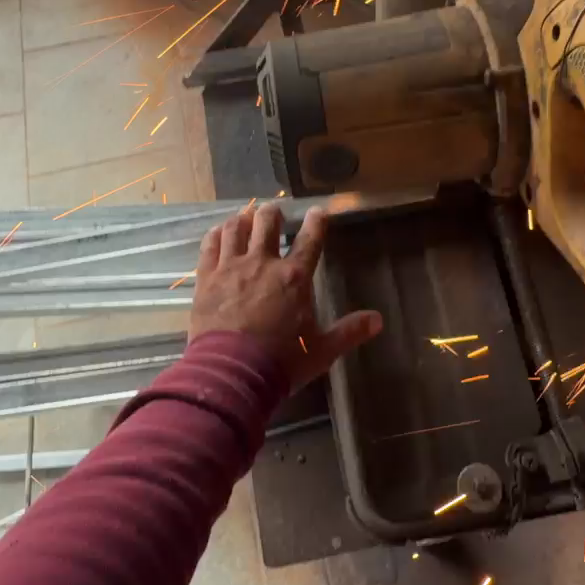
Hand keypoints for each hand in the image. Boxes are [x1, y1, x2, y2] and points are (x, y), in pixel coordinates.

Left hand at [189, 203, 383, 391]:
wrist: (231, 373)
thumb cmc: (282, 361)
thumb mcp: (322, 350)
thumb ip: (350, 331)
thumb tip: (378, 319)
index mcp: (295, 277)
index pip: (310, 239)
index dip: (316, 221)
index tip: (318, 211)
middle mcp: (264, 263)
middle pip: (267, 223)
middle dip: (273, 213)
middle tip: (275, 213)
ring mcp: (232, 267)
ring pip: (237, 228)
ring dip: (244, 219)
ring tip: (246, 217)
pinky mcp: (207, 278)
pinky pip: (210, 245)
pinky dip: (216, 234)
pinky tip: (219, 232)